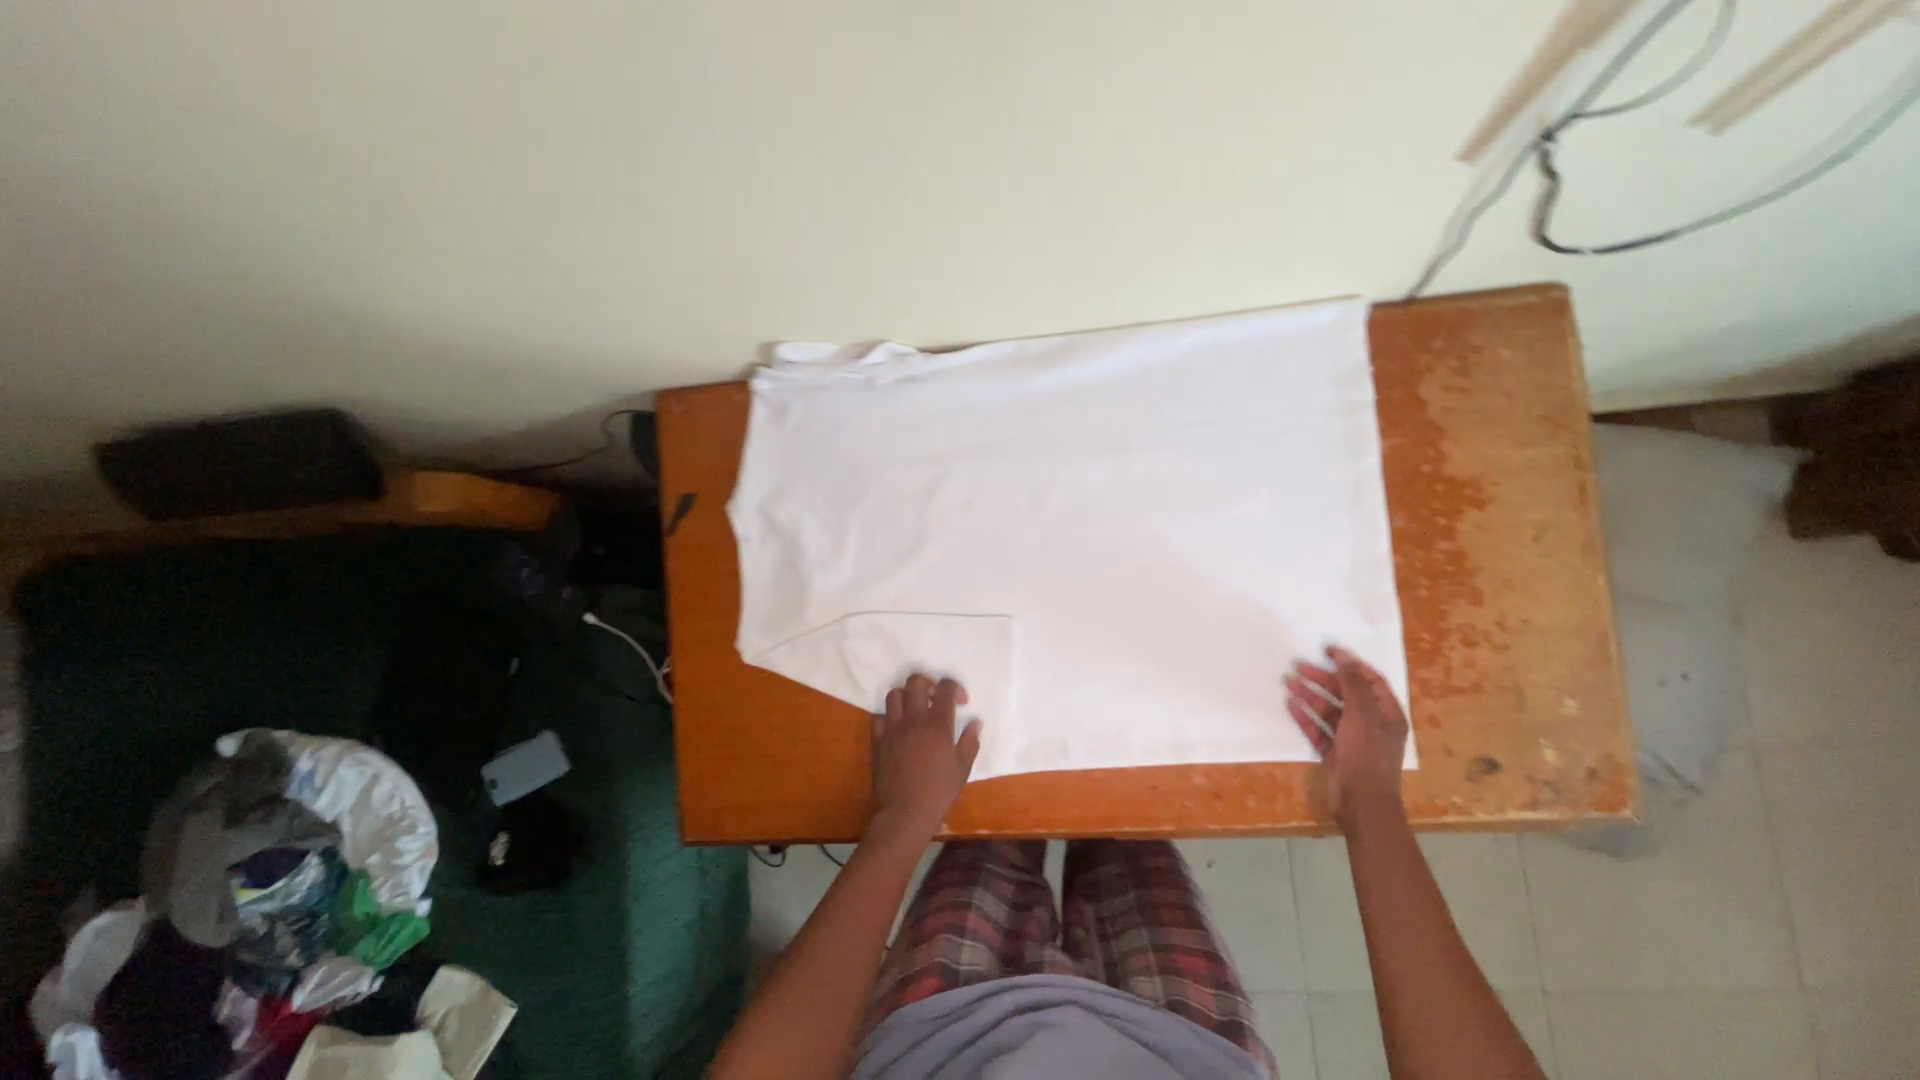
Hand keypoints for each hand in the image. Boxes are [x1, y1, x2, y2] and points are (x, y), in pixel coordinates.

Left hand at [870, 674, 981, 841]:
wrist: (906, 811)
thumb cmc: (939, 791)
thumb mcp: (962, 769)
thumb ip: (970, 742)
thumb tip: (975, 723)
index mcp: (937, 725)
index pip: (946, 689)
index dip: (955, 688)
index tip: (961, 702)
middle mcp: (913, 720)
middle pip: (916, 682)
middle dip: (928, 683)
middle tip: (934, 698)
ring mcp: (892, 728)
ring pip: (894, 694)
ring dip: (906, 696)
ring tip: (914, 710)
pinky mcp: (877, 741)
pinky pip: (878, 717)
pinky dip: (887, 717)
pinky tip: (896, 728)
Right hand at [1285, 646, 1409, 834]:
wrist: (1362, 802)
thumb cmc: (1367, 756)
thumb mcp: (1362, 715)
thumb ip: (1353, 684)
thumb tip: (1345, 656)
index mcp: (1386, 713)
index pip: (1370, 680)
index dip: (1350, 663)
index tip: (1327, 650)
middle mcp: (1371, 723)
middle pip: (1346, 693)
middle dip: (1323, 679)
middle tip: (1298, 665)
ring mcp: (1352, 739)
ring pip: (1330, 711)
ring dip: (1310, 695)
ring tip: (1288, 681)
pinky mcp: (1336, 752)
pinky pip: (1320, 729)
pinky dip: (1306, 717)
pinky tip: (1290, 705)